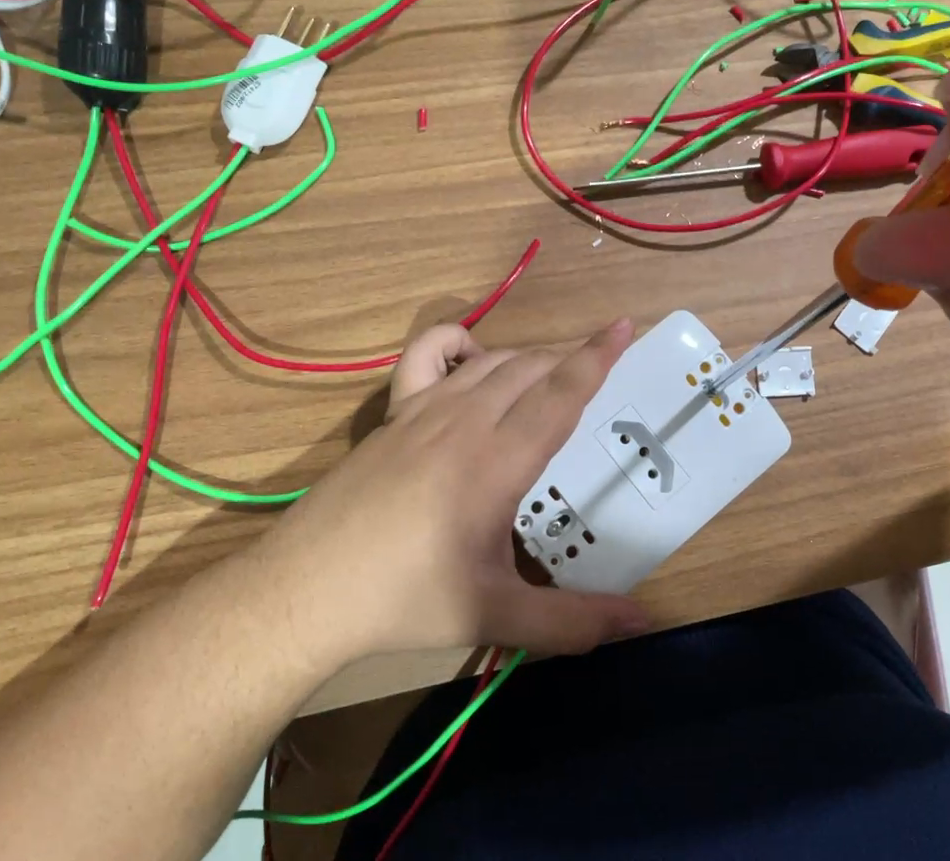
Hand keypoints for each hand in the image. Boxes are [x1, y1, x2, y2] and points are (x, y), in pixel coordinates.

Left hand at [247, 320, 648, 663]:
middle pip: (530, 368)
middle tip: (601, 368)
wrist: (306, 590)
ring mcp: (421, 412)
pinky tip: (471, 357)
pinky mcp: (391, 417)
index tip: (627, 326)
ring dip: (529, 359)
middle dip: (571, 358)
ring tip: (554, 372)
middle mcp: (464, 422)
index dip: (598, 357)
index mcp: (497, 462)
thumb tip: (644, 624)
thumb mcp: (495, 616)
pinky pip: (425, 357)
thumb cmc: (405, 601)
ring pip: (489, 362)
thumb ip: (573, 622)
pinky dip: (456, 343)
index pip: (560, 393)